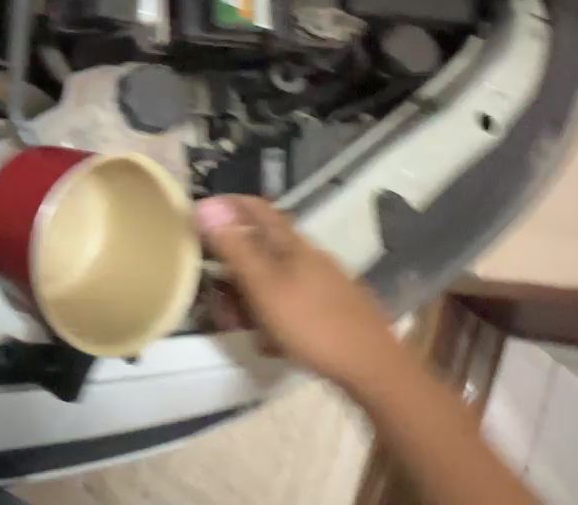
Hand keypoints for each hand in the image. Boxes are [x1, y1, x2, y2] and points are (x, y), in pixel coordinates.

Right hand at [195, 194, 404, 393]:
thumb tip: (206, 204)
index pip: (255, 207)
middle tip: (213, 289)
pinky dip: (273, 312)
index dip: (227, 204)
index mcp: (291, 244)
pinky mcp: (336, 310)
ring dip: (250, 293)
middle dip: (233, 263)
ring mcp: (326, 283)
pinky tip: (270, 340)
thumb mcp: (262, 284)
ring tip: (237, 322)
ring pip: (275, 277)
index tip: (199, 216)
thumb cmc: (312, 324)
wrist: (377, 372)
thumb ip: (233, 245)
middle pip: (262, 246)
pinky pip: (292, 301)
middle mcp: (310, 256)